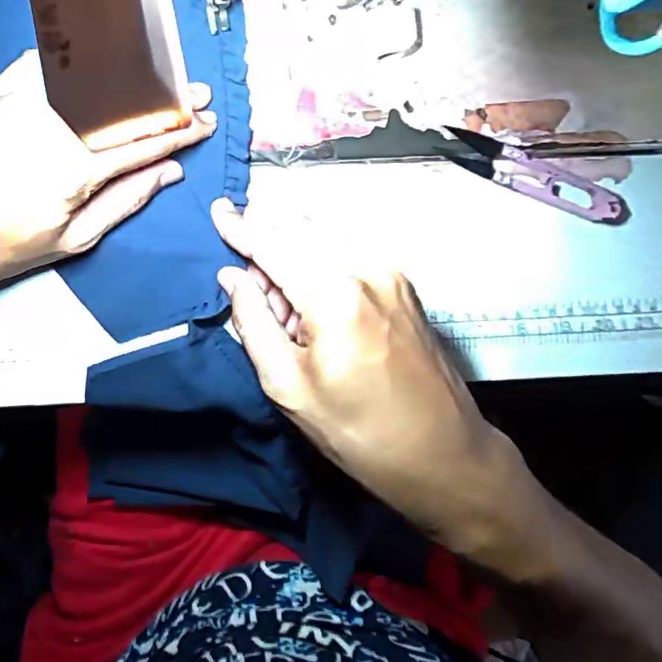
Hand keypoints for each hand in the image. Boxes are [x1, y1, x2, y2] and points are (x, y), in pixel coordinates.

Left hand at [0, 52, 216, 333]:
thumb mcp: (72, 239)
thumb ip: (126, 200)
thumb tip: (168, 173)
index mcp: (74, 170)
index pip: (144, 142)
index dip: (180, 132)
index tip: (201, 124)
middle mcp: (50, 127)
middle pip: (125, 105)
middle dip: (167, 101)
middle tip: (194, 96)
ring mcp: (20, 103)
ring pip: (91, 79)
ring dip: (131, 79)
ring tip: (157, 80)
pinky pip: (47, 64)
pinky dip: (80, 62)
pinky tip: (101, 62)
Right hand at [210, 197, 542, 568]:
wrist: (443, 452)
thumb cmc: (362, 433)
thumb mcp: (290, 388)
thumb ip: (254, 323)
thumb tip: (233, 277)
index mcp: (336, 296)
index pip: (275, 244)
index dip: (241, 226)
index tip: (217, 209)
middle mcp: (367, 270)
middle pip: (302, 228)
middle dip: (267, 238)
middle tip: (250, 278)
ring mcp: (391, 273)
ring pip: (327, 235)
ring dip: (295, 248)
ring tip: (283, 299)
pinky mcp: (404, 283)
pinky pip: (350, 251)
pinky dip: (322, 260)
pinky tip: (314, 300)